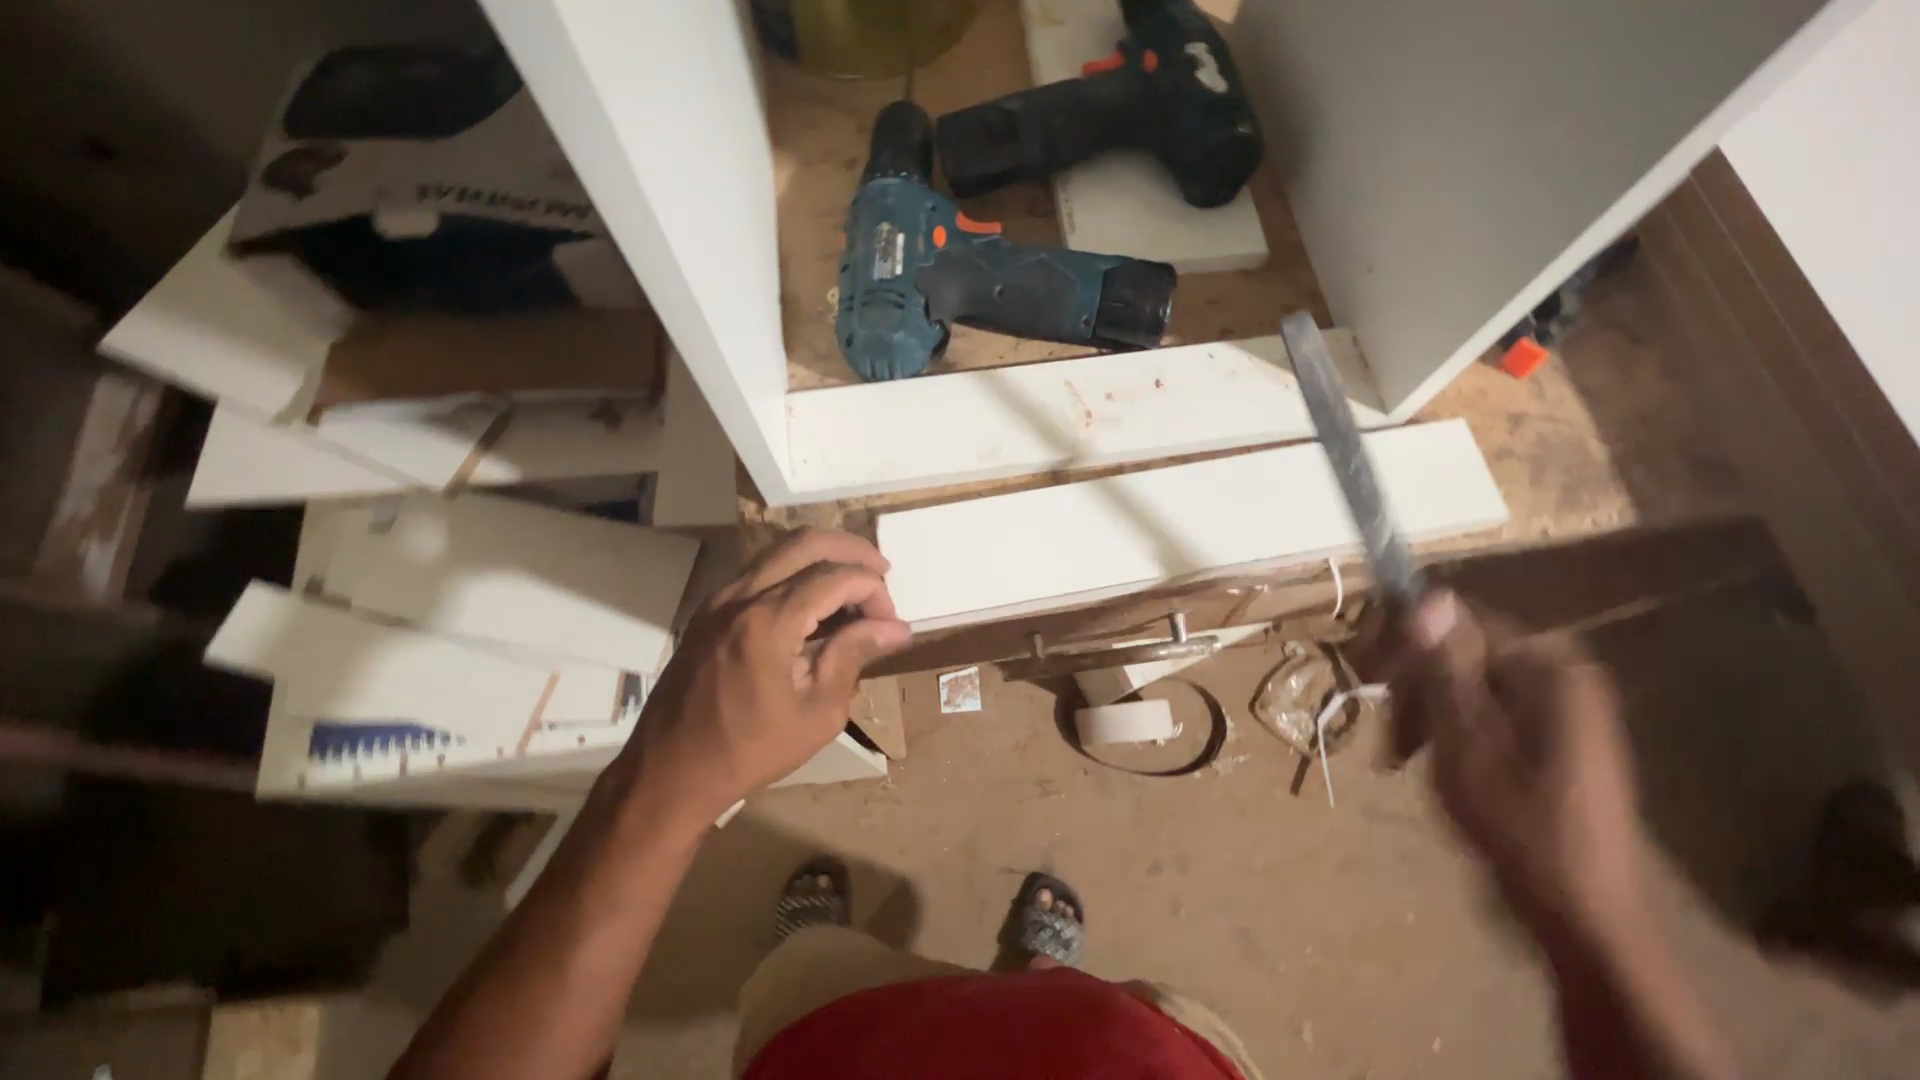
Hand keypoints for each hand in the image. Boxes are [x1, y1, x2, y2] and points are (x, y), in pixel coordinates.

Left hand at [604, 528, 912, 825]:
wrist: (670, 771)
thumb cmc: (750, 751)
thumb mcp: (817, 712)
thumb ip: (853, 655)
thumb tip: (896, 628)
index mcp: (768, 621)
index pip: (835, 577)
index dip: (873, 590)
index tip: (891, 623)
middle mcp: (740, 596)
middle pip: (806, 542)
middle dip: (852, 551)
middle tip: (883, 574)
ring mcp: (719, 599)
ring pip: (779, 550)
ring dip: (822, 558)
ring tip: (854, 586)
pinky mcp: (709, 611)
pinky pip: (759, 572)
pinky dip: (794, 573)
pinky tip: (816, 604)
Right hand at [1385, 591, 1644, 945]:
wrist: (1580, 911)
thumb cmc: (1518, 825)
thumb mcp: (1466, 741)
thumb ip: (1446, 667)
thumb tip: (1429, 596)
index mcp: (1547, 671)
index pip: (1460, 621)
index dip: (1405, 638)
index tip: (1364, 672)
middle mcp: (1558, 678)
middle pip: (1460, 652)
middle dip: (1412, 684)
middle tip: (1384, 731)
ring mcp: (1558, 710)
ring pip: (1464, 684)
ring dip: (1422, 711)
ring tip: (1398, 757)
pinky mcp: (1551, 739)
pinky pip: (1483, 711)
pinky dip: (1447, 730)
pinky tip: (1426, 761)